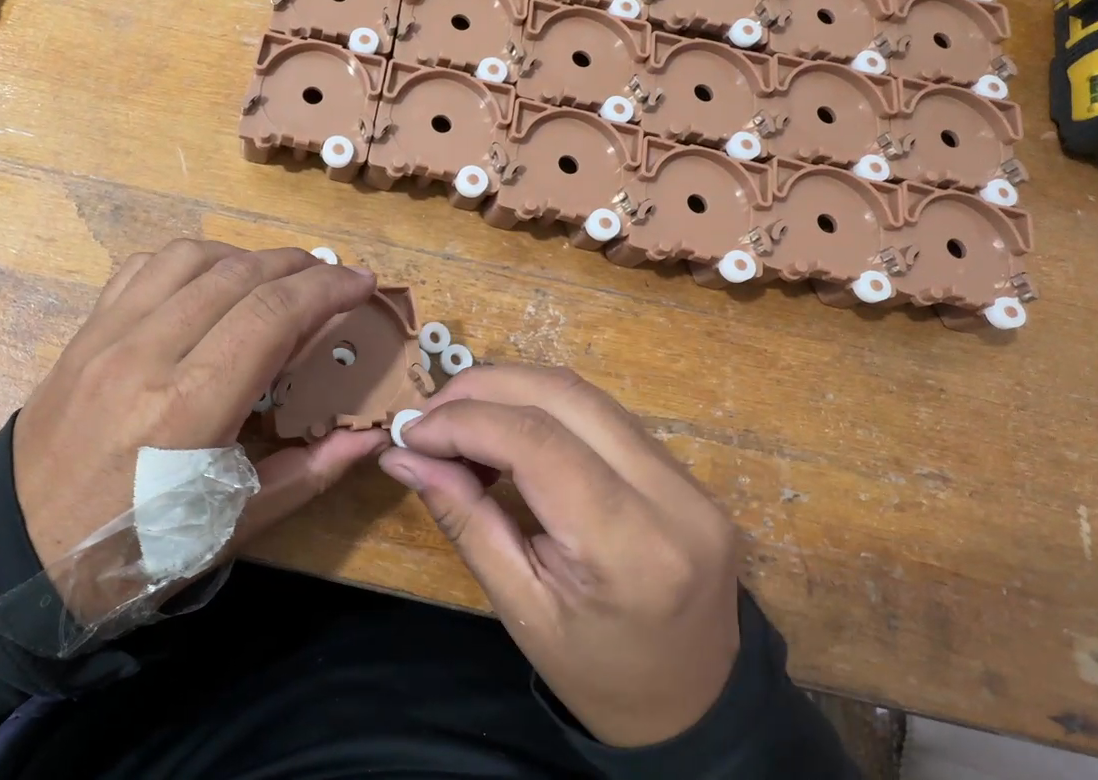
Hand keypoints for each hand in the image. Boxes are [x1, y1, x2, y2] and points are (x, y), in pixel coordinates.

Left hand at [14, 241, 389, 579]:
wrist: (25, 554)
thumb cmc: (139, 549)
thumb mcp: (232, 526)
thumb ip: (309, 473)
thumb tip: (372, 437)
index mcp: (189, 408)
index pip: (270, 315)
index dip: (326, 289)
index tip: (362, 283)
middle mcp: (146, 354)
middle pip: (236, 275)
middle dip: (297, 265)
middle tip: (333, 276)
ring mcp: (106, 336)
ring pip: (186, 258)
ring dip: (243, 255)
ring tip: (276, 276)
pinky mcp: (83, 334)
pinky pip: (140, 269)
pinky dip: (187, 262)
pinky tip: (207, 283)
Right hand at [377, 365, 740, 747]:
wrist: (694, 707)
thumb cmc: (596, 674)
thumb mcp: (519, 607)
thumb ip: (463, 519)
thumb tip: (402, 455)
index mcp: (630, 547)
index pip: (537, 443)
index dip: (463, 422)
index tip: (408, 432)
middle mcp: (672, 496)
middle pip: (563, 396)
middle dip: (481, 390)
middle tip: (426, 417)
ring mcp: (688, 480)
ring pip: (584, 394)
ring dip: (510, 391)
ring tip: (458, 422)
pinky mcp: (686, 474)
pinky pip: (603, 415)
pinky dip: (542, 409)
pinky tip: (505, 433)